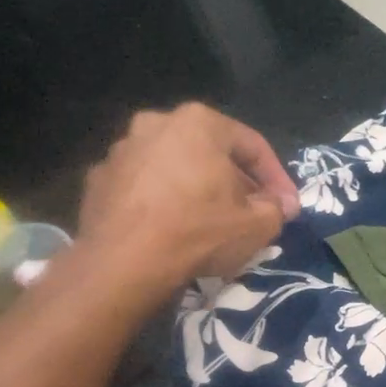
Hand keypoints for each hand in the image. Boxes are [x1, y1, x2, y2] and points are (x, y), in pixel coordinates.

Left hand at [73, 103, 297, 304]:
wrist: (124, 262)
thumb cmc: (199, 231)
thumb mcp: (258, 224)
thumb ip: (277, 208)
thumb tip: (282, 204)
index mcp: (199, 123)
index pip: (252, 145)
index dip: (277, 178)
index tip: (287, 206)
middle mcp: (156, 124)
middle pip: (210, 151)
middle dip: (235, 180)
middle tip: (251, 211)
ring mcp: (121, 150)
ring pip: (174, 165)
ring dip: (197, 188)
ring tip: (211, 221)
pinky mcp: (98, 179)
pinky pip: (143, 185)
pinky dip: (162, 200)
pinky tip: (174, 228)